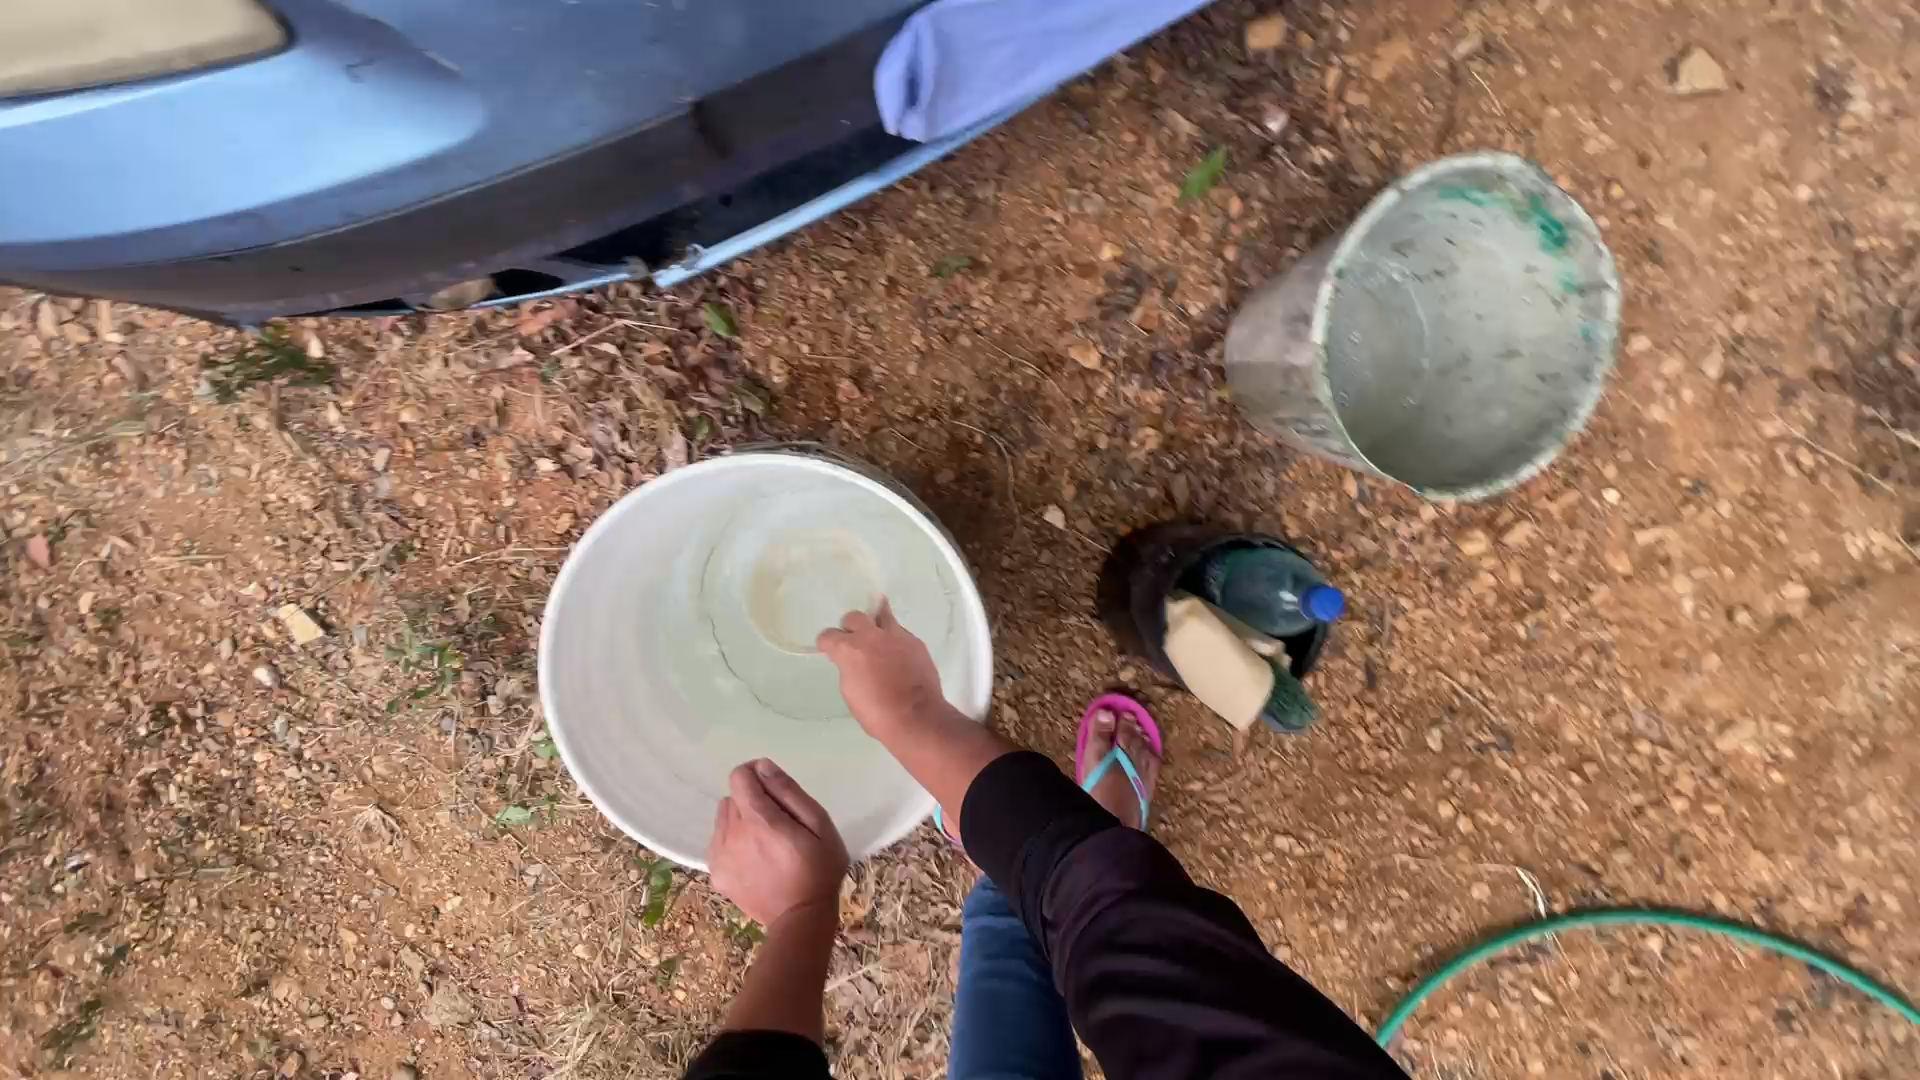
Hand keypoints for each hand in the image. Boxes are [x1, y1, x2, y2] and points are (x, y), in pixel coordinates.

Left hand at [708, 760, 848, 925]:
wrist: (801, 919)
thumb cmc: (819, 867)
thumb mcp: (818, 823)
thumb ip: (788, 791)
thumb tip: (762, 766)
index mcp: (757, 820)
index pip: (738, 776)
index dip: (756, 775)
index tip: (774, 790)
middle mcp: (731, 834)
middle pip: (733, 798)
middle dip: (753, 802)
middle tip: (779, 824)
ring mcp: (719, 857)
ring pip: (724, 819)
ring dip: (742, 822)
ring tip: (767, 842)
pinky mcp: (716, 875)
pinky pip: (719, 842)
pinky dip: (734, 843)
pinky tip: (756, 859)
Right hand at [815, 601, 946, 734]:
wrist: (917, 717)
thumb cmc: (878, 712)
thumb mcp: (851, 691)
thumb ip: (849, 667)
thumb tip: (852, 661)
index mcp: (850, 649)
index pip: (828, 635)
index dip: (827, 644)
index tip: (830, 651)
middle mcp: (872, 636)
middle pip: (854, 617)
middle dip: (850, 628)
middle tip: (854, 643)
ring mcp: (896, 636)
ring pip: (881, 615)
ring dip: (875, 626)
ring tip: (877, 639)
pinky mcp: (915, 641)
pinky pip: (900, 632)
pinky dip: (894, 640)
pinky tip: (897, 655)